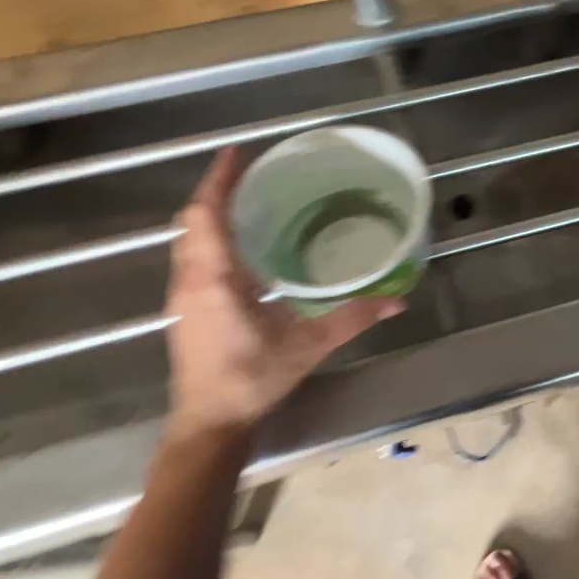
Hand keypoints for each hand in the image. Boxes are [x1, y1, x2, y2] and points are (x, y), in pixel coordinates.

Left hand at [164, 148, 402, 439]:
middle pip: (192, 221)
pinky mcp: (184, 312)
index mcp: (215, 280)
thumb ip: (352, 318)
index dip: (218, 180)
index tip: (237, 153)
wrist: (210, 425)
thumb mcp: (308, 346)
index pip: (205, 215)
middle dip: (216, 192)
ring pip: (188, 241)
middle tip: (249, 172)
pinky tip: (241, 248)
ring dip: (210, 215)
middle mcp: (191, 281)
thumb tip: (396, 299)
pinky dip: (210, 239)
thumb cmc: (253, 381)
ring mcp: (182, 297)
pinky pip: (191, 259)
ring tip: (247, 201)